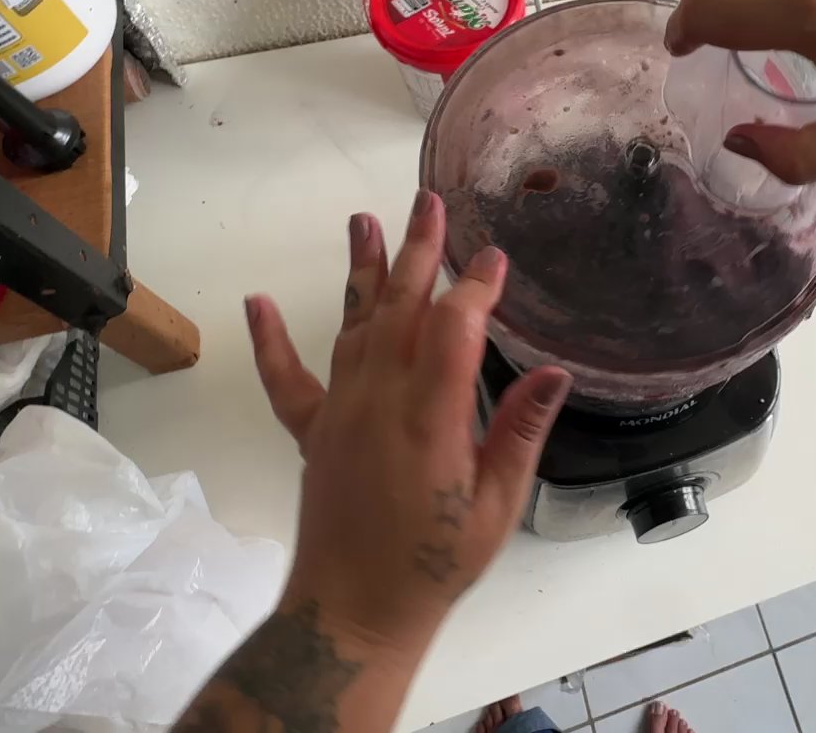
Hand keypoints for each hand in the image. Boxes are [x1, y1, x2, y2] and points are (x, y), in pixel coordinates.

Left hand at [243, 191, 571, 657]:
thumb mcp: (497, 505)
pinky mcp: (313, 431)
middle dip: (418, 251)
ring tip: (364, 219)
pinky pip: (287, 379)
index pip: (454, 329)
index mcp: (431, 416)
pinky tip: (259, 303)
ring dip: (362, 270)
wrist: (352, 615)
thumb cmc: (436, 561)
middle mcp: (379, 400)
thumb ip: (522, 431)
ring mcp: (340, 411)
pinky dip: (272, 341)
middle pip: (400, 308)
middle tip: (427, 201)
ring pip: (353, 325)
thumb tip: (555, 371)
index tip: (494, 257)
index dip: (475, 287)